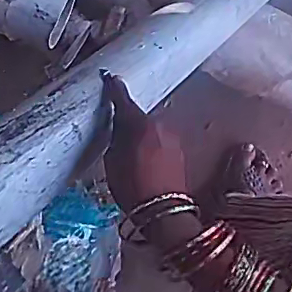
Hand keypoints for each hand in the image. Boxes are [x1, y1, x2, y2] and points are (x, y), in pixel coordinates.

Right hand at [102, 72, 187, 213]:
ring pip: (153, 127)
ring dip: (144, 134)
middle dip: (131, 122)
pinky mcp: (180, 148)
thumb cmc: (132, 188)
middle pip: (140, 115)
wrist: (164, 212)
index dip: (115, 89)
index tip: (110, 79)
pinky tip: (148, 160)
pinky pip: (162, 138)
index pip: (124, 100)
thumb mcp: (112, 161)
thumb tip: (120, 126)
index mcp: (140, 124)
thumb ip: (116, 137)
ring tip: (134, 154)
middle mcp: (160, 124)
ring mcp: (173, 135)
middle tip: (119, 135)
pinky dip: (154, 143)